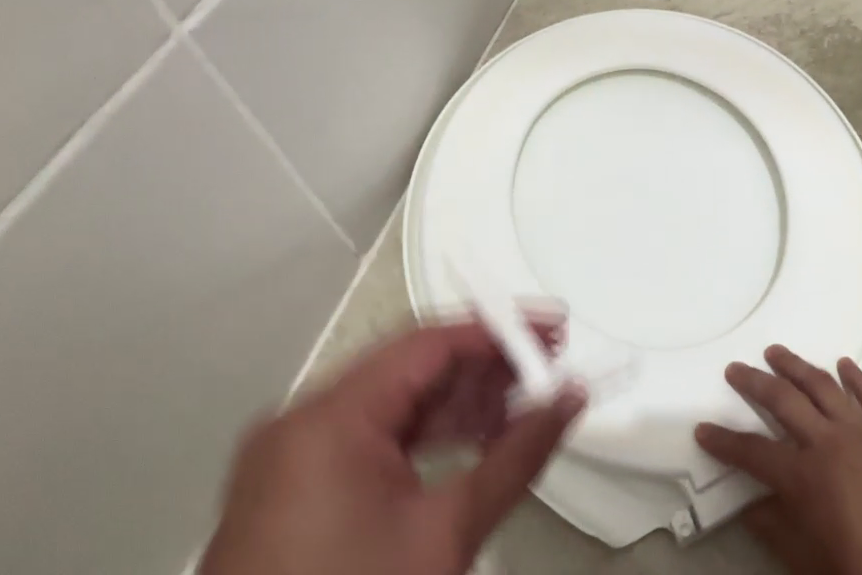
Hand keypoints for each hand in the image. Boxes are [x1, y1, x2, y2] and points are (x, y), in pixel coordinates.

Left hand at [201, 323, 586, 574]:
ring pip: (391, 402)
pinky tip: (475, 440)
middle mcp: (301, 422)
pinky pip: (370, 436)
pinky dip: (424, 433)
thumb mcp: (448, 531)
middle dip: (483, 365)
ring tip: (524, 406)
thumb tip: (571, 398)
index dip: (498, 330)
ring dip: (459, 401)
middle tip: (548, 368)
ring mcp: (290, 457)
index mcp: (328, 420)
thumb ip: (518, 455)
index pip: (427, 343)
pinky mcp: (292, 489)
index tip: (556, 330)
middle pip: (408, 367)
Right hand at [695, 345, 861, 574]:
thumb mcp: (808, 560)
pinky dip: (856, 376)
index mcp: (805, 478)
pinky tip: (843, 364)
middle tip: (735, 369)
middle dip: (754, 383)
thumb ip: (776, 529)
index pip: (753, 452)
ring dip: (797, 366)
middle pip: (784, 402)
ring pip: (824, 387)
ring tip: (777, 352)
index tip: (703, 429)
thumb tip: (750, 506)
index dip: (725, 441)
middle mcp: (830, 443)